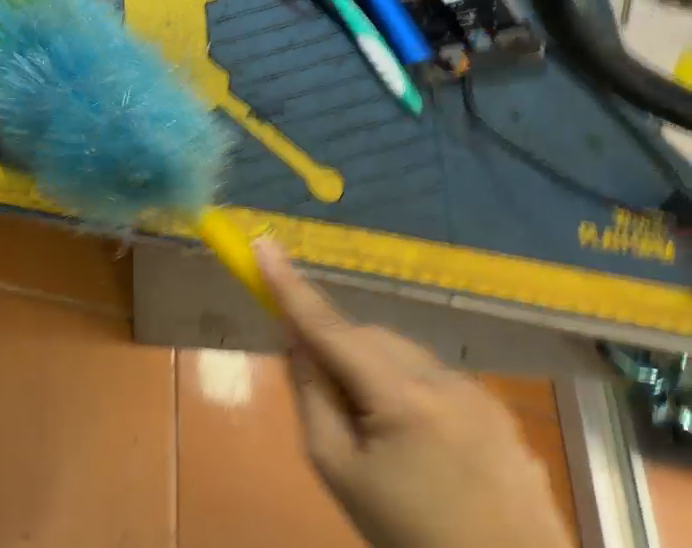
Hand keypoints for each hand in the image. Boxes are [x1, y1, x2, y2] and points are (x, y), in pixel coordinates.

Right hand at [256, 241, 572, 547]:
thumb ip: (311, 394)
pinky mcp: (500, 416)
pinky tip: (411, 441)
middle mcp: (447, 383)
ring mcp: (480, 398)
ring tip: (370, 428)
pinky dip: (402, 387)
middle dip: (334, 345)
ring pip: (399, 354)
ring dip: (368, 367)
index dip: (289, 285)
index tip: (261, 242)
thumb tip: (296, 340)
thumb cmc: (406, 530)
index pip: (329, 328)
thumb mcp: (335, 466)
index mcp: (403, 399)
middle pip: (366, 336)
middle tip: (319, 391)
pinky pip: (431, 379)